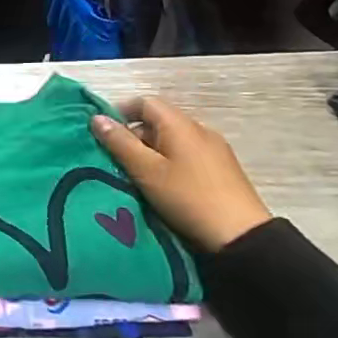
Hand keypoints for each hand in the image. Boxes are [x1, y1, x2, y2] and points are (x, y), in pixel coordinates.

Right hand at [90, 97, 271, 251]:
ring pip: (173, 140)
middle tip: (115, 163)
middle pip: (158, 121)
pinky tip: (163, 186)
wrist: (240, 235)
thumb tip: (97, 118)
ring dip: (151, 152)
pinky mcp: (222, 168)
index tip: (102, 134)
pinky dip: (169, 163)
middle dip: (134, 137)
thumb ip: (121, 143)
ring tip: (136, 178)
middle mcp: (198, 128)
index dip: (120, 112)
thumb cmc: (187, 198)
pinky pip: (187, 155)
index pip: (144, 102)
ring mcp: (214, 148)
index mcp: (179, 123)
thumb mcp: (147, 172)